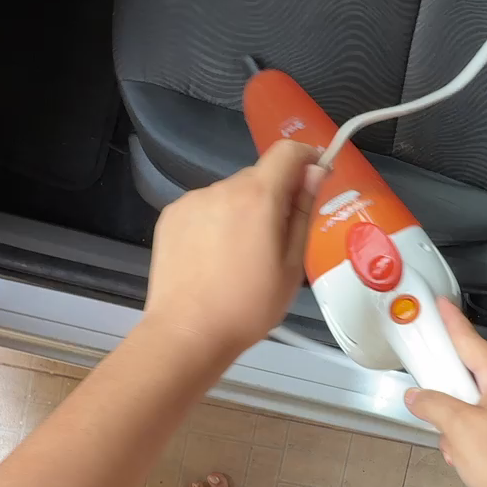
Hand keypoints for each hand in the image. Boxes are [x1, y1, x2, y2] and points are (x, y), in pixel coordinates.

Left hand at [141, 140, 325, 357]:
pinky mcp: (170, 217)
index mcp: (257, 197)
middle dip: (273, 197)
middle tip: (276, 241)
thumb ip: (303, 213)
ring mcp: (191, 201)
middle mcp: (221, 188)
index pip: (287, 152)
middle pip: (258, 177)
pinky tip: (213, 259)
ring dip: (243, 212)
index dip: (307, 157)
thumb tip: (313, 173)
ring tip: (240, 258)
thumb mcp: (291, 266)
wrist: (187, 334)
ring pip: (230, 194)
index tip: (315, 176)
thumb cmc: (248, 308)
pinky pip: (205, 208)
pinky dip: (216, 223)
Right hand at [403, 301, 486, 486]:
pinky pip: (482, 425)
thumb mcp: (457, 428)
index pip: (472, 342)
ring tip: (452, 441)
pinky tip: (463, 457)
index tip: (441, 305)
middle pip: (471, 374)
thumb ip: (433, 405)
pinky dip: (466, 437)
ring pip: (473, 404)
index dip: (453, 323)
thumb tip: (417, 397)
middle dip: (446, 387)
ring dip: (454, 421)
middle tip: (428, 385)